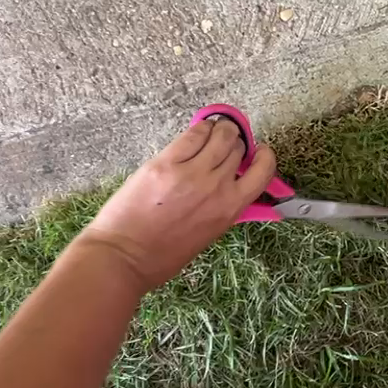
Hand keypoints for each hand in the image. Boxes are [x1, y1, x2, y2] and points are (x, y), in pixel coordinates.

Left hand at [83, 118, 275, 284]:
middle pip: (238, 147)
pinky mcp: (166, 163)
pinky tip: (195, 133)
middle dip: (234, 142)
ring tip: (210, 133)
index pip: (263, 169)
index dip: (263, 155)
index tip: (256, 151)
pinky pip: (192, 135)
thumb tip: (230, 181)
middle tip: (222, 143)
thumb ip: (224, 205)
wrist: (124, 258)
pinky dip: (198, 129)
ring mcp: (191, 173)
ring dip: (219, 130)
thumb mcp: (209, 233)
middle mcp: (217, 187)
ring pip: (220, 134)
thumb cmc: (164, 254)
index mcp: (231, 208)